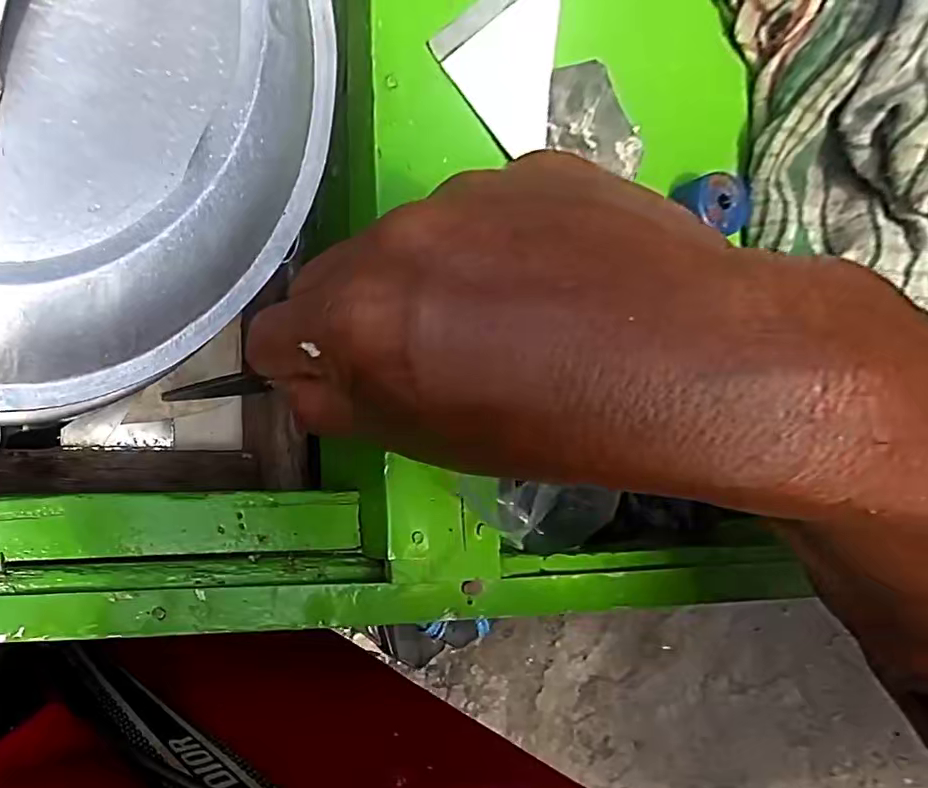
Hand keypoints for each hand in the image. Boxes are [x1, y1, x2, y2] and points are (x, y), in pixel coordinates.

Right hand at [252, 151, 927, 526]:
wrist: (700, 364)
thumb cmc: (530, 424)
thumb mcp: (401, 436)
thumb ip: (325, 405)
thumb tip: (300, 380)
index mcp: (348, 315)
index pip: (266, 334)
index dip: (284, 366)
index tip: (319, 378)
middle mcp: (388, 242)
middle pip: (319, 280)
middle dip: (336, 318)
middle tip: (395, 350)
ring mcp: (461, 197)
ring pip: (390, 243)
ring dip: (403, 277)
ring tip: (474, 311)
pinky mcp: (528, 171)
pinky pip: (463, 213)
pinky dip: (471, 245)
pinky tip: (527, 277)